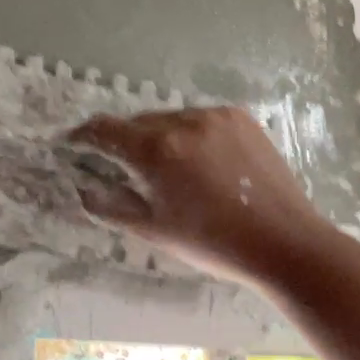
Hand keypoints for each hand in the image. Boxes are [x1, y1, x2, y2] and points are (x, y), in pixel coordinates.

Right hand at [67, 106, 334, 281]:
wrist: (285, 243)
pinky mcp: (239, 117)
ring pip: (169, 118)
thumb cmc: (213, 242)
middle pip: (137, 122)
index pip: (105, 129)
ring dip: (159, 137)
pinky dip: (190, 134)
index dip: (84, 135)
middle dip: (125, 140)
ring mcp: (214, 116)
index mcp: (157, 150)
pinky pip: (199, 119)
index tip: (74, 143)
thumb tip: (83, 190)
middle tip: (126, 166)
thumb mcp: (154, 230)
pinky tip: (201, 161)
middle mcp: (182, 122)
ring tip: (170, 167)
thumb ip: (111, 206)